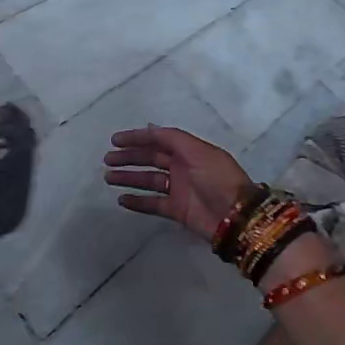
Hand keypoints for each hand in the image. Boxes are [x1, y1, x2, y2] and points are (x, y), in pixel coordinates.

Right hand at [104, 126, 256, 241]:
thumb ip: (172, 139)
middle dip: (129, 157)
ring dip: (128, 178)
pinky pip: (152, 203)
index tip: (115, 141)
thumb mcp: (197, 152)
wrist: (236, 216)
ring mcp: (179, 189)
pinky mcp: (176, 210)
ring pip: (148, 180)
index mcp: (189, 151)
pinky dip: (137, 201)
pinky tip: (121, 199)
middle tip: (107, 160)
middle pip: (150, 159)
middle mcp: (182, 167)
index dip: (137, 138)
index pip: (158, 140)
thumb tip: (148, 127)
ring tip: (108, 178)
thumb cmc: (218, 179)